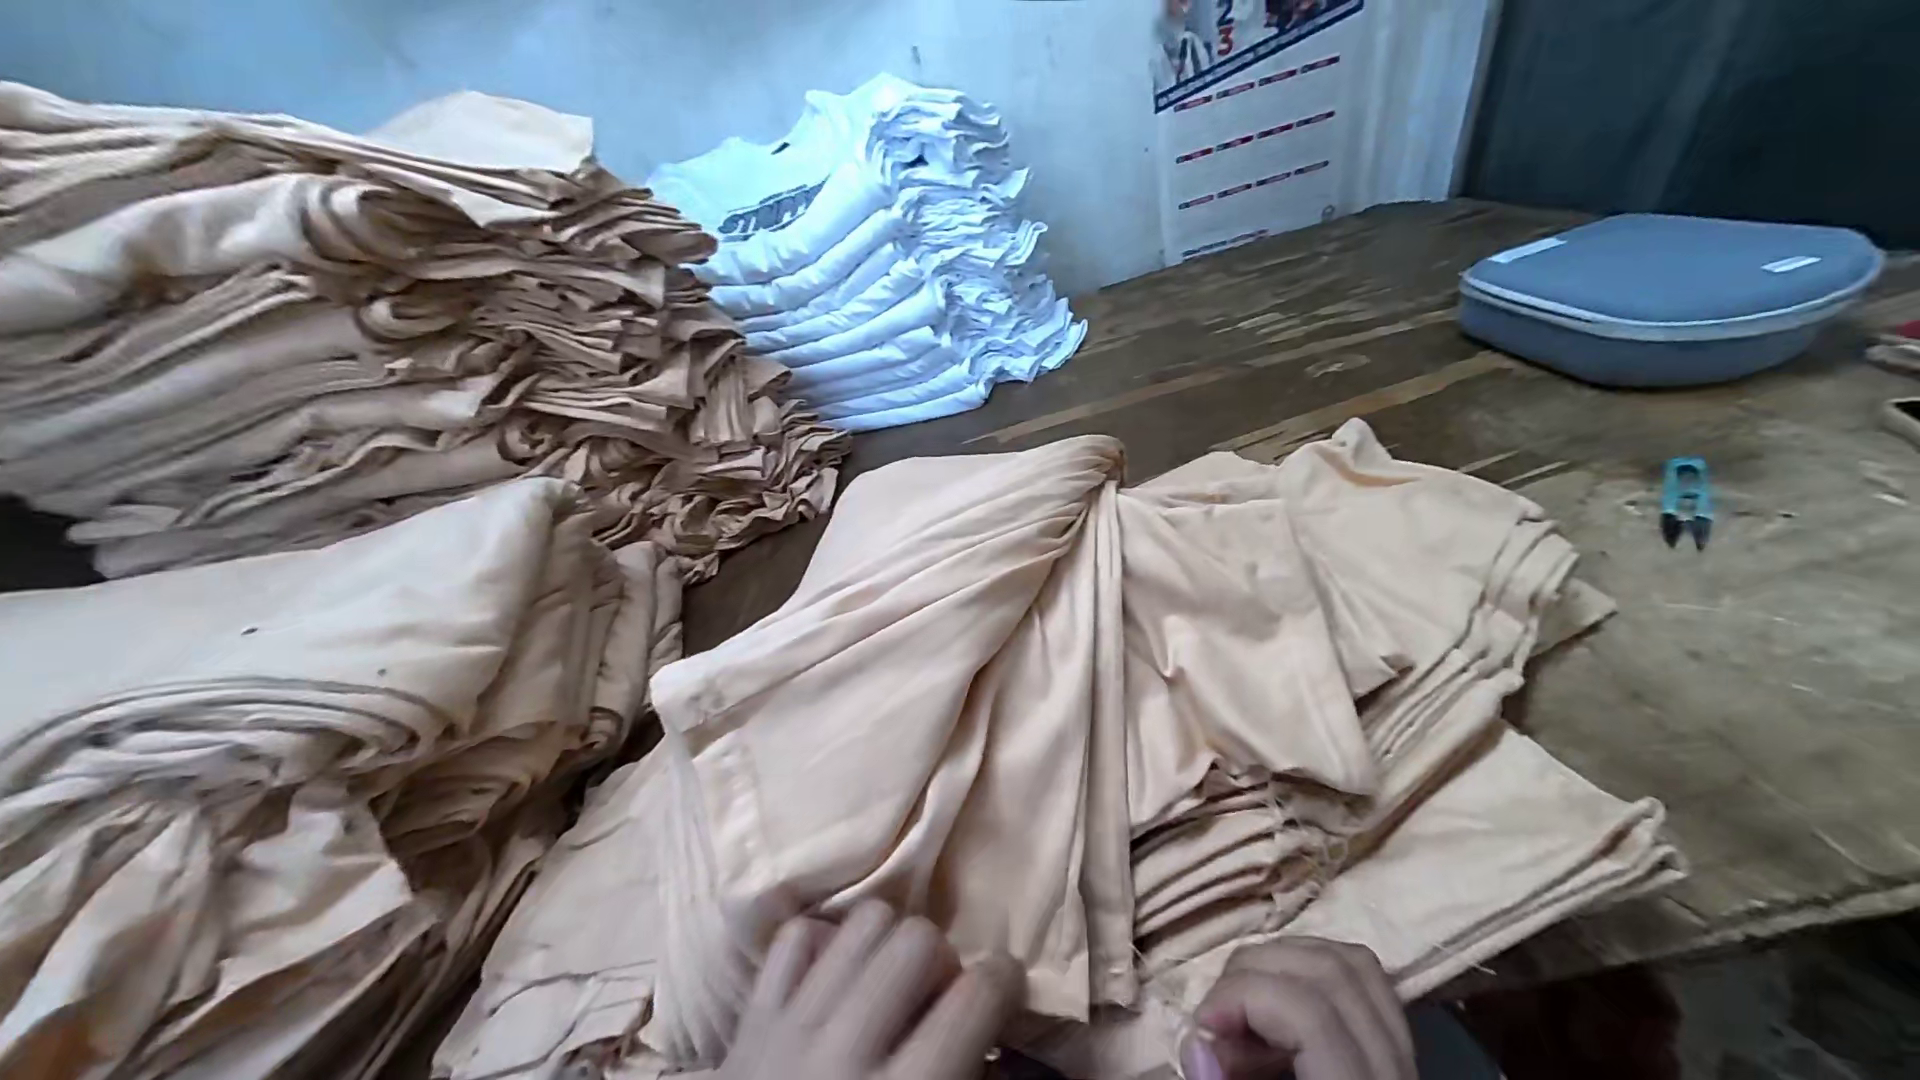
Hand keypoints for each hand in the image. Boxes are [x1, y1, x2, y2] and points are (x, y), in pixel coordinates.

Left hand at [718, 899, 1023, 1079]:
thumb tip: (1007, 1041)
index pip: (974, 998)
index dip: (1004, 979)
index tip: (1004, 984)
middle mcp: (846, 1055)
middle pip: (918, 939)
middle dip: (942, 959)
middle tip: (938, 997)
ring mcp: (790, 1030)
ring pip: (863, 922)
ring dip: (888, 943)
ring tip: (889, 983)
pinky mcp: (752, 1020)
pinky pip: (795, 938)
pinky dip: (822, 947)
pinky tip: (836, 983)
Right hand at [1180, 938, 1415, 1079]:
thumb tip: (1194, 1039)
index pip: (1311, 1012)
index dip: (1243, 998)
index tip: (1201, 1026)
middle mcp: (1401, 1074)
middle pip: (1329, 973)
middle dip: (1252, 976)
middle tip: (1218, 1019)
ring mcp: (1411, 1062)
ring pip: (1353, 963)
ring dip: (1280, 964)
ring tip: (1244, 1008)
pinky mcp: (1404, 1057)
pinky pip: (1369, 980)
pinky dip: (1313, 968)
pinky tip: (1280, 1000)